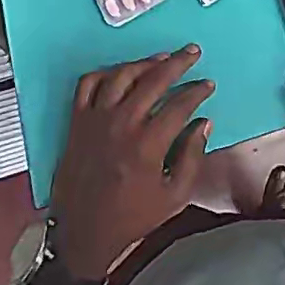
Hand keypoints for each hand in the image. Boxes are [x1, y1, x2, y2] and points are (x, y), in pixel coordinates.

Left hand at [50, 45, 213, 279]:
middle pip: (153, 80)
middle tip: (192, 53)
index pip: (179, 104)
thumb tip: (203, 124)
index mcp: (147, 144)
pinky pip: (88, 84)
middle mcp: (121, 124)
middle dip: (178, 63)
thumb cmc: (132, 217)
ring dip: (145, 62)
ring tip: (162, 57)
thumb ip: (192, 157)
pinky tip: (122, 71)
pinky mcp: (77, 122)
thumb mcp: (174, 196)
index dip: (197, 91)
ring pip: (122, 75)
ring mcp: (96, 120)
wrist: (83, 232)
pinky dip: (106, 72)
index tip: (207, 85)